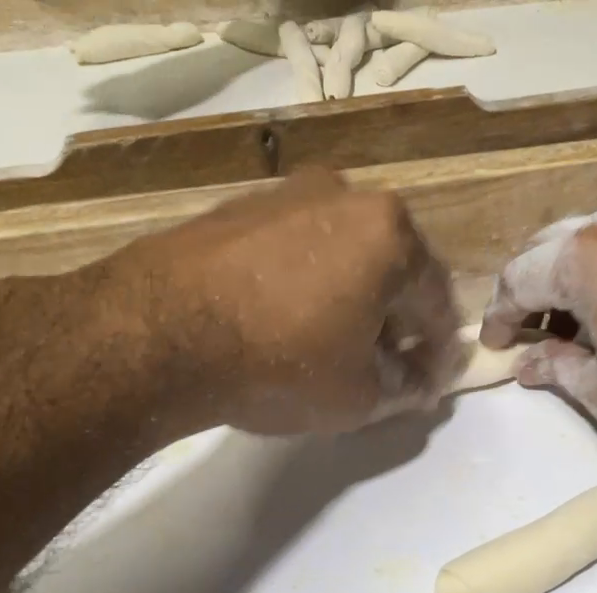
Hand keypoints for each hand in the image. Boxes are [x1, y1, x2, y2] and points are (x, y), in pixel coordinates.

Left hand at [102, 169, 463, 435]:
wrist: (156, 334)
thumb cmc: (282, 363)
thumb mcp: (362, 396)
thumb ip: (404, 387)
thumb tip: (417, 381)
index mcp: (391, 233)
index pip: (438, 301)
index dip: (440, 352)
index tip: (429, 385)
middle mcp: (346, 196)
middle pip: (393, 268)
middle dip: (397, 319)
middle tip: (388, 365)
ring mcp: (288, 193)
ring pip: (345, 254)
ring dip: (354, 298)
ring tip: (337, 346)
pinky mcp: (240, 207)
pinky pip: (299, 250)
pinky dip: (310, 284)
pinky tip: (292, 323)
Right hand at [478, 198, 596, 438]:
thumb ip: (556, 370)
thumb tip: (526, 364)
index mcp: (579, 261)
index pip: (516, 280)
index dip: (498, 316)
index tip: (495, 345)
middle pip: (543, 251)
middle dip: (527, 293)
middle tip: (525, 336)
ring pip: (579, 241)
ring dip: (562, 279)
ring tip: (567, 330)